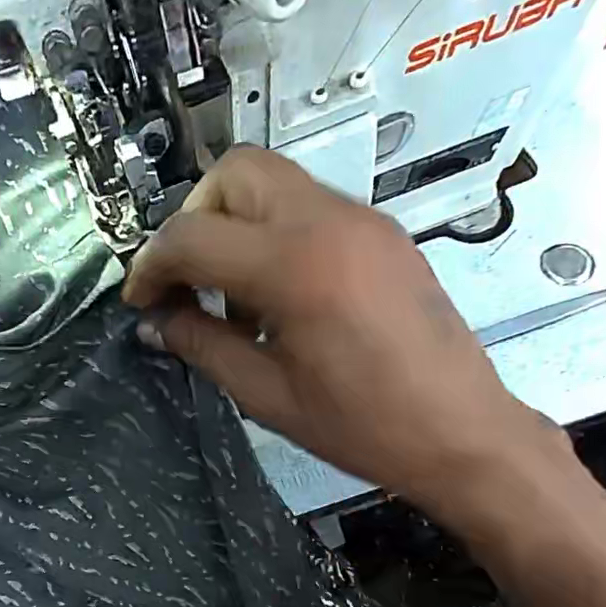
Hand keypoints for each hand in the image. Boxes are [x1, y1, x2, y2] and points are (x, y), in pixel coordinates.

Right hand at [123, 147, 569, 520]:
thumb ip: (205, 347)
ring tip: (240, 297)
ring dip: (239, 223)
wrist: (463, 433)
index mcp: (296, 266)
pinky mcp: (387, 234)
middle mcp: (331, 221)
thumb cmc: (367, 429)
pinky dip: (281, 232)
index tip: (142, 300)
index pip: (192, 235)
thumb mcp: (270, 397)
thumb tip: (158, 322)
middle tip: (192, 283)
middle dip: (197, 220)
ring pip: (277, 182)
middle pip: (234, 173)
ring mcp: (366, 221)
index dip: (151, 266)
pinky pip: (315, 208)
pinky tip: (286, 294)